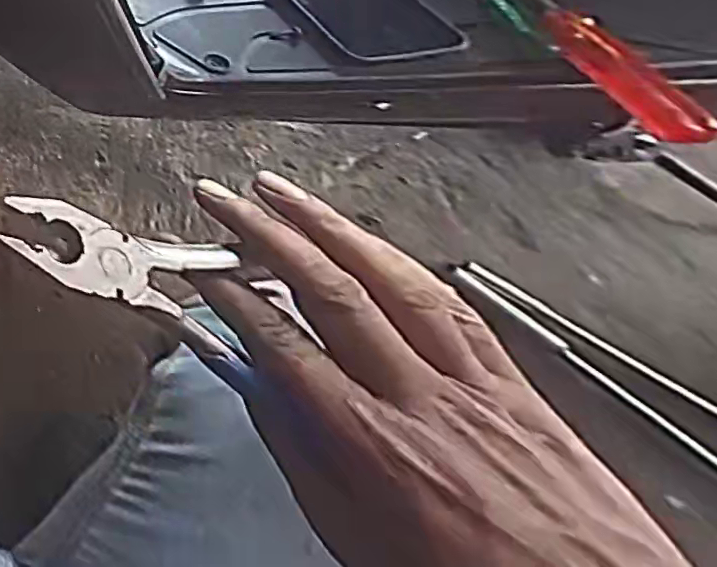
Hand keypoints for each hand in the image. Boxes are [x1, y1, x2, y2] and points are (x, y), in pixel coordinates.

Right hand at [188, 172, 687, 566]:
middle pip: (327, 290)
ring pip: (390, 279)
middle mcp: (419, 400)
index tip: (198, 268)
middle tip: (220, 198)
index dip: (227, 294)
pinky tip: (364, 237)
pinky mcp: (518, 388)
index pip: (277, 340)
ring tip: (279, 191)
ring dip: (325, 223)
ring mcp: (474, 387)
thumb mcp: (345, 525)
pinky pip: (454, 306)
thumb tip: (242, 375)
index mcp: (369, 442)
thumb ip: (289, 439)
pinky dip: (397, 260)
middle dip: (262, 231)